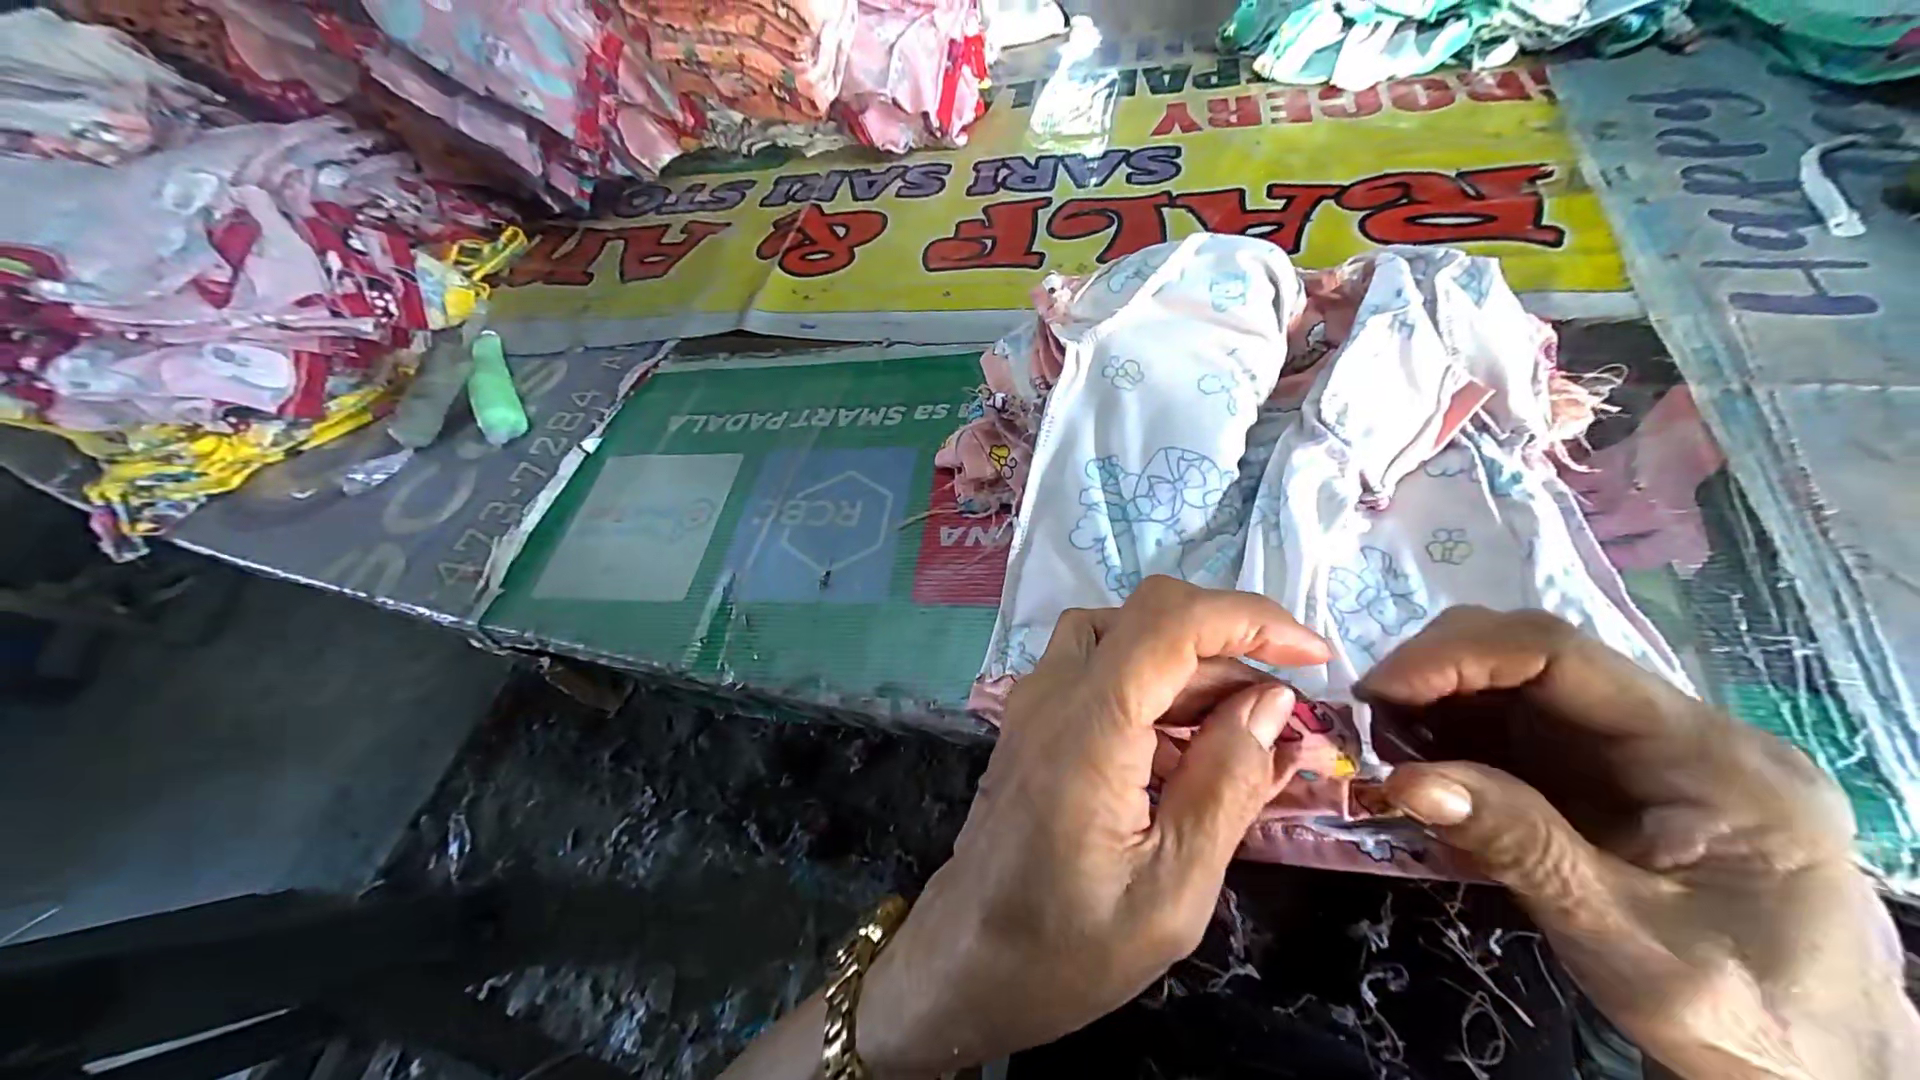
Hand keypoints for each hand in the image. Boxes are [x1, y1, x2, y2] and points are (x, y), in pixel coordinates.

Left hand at [721, 578, 1331, 1078]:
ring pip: (1123, 634)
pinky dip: (1154, 685)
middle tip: (1283, 719)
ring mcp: (1036, 698)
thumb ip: (1227, 784)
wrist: (968, 957)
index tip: (1313, 654)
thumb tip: (1274, 703)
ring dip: (1191, 665)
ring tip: (1241, 732)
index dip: (1249, 618)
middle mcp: (1053, 691)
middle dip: (1229, 651)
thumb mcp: (1173, 886)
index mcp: (1088, 727)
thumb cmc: (1068, 943)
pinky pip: (1101, 667)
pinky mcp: (1035, 716)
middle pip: (1148, 619)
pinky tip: (1187, 747)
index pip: (1169, 622)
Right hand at [1359, 607, 1919, 1079]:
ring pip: (1506, 673)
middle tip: (1372, 723)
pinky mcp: (1598, 761)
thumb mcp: (1627, 945)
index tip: (1377, 691)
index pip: (1561, 653)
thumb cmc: (1742, 1016)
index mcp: (1711, 758)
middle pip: (1528, 647)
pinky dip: (1447, 728)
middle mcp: (1673, 727)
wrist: (1816, 1073)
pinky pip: (1506, 715)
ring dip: (1433, 698)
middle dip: (1434, 671)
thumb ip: (1521, 850)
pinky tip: (1427, 767)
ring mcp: (1632, 741)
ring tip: (1392, 750)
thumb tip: (1404, 781)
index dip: (1454, 656)